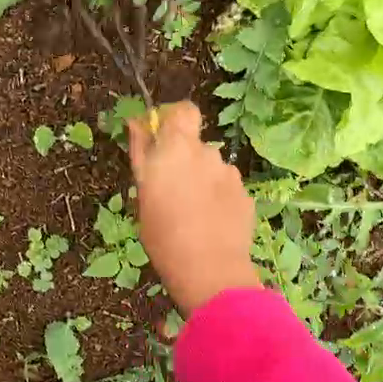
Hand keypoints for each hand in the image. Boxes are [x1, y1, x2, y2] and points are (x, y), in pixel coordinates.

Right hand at [127, 102, 260, 314]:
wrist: (210, 271)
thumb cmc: (163, 233)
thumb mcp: (142, 194)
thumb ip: (142, 153)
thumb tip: (137, 123)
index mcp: (178, 148)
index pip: (184, 110)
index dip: (174, 121)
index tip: (161, 142)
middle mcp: (207, 153)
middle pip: (195, 145)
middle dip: (184, 160)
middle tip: (170, 191)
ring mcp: (230, 174)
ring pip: (211, 167)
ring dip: (202, 180)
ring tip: (191, 213)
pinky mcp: (245, 195)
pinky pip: (226, 188)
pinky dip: (217, 198)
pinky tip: (209, 223)